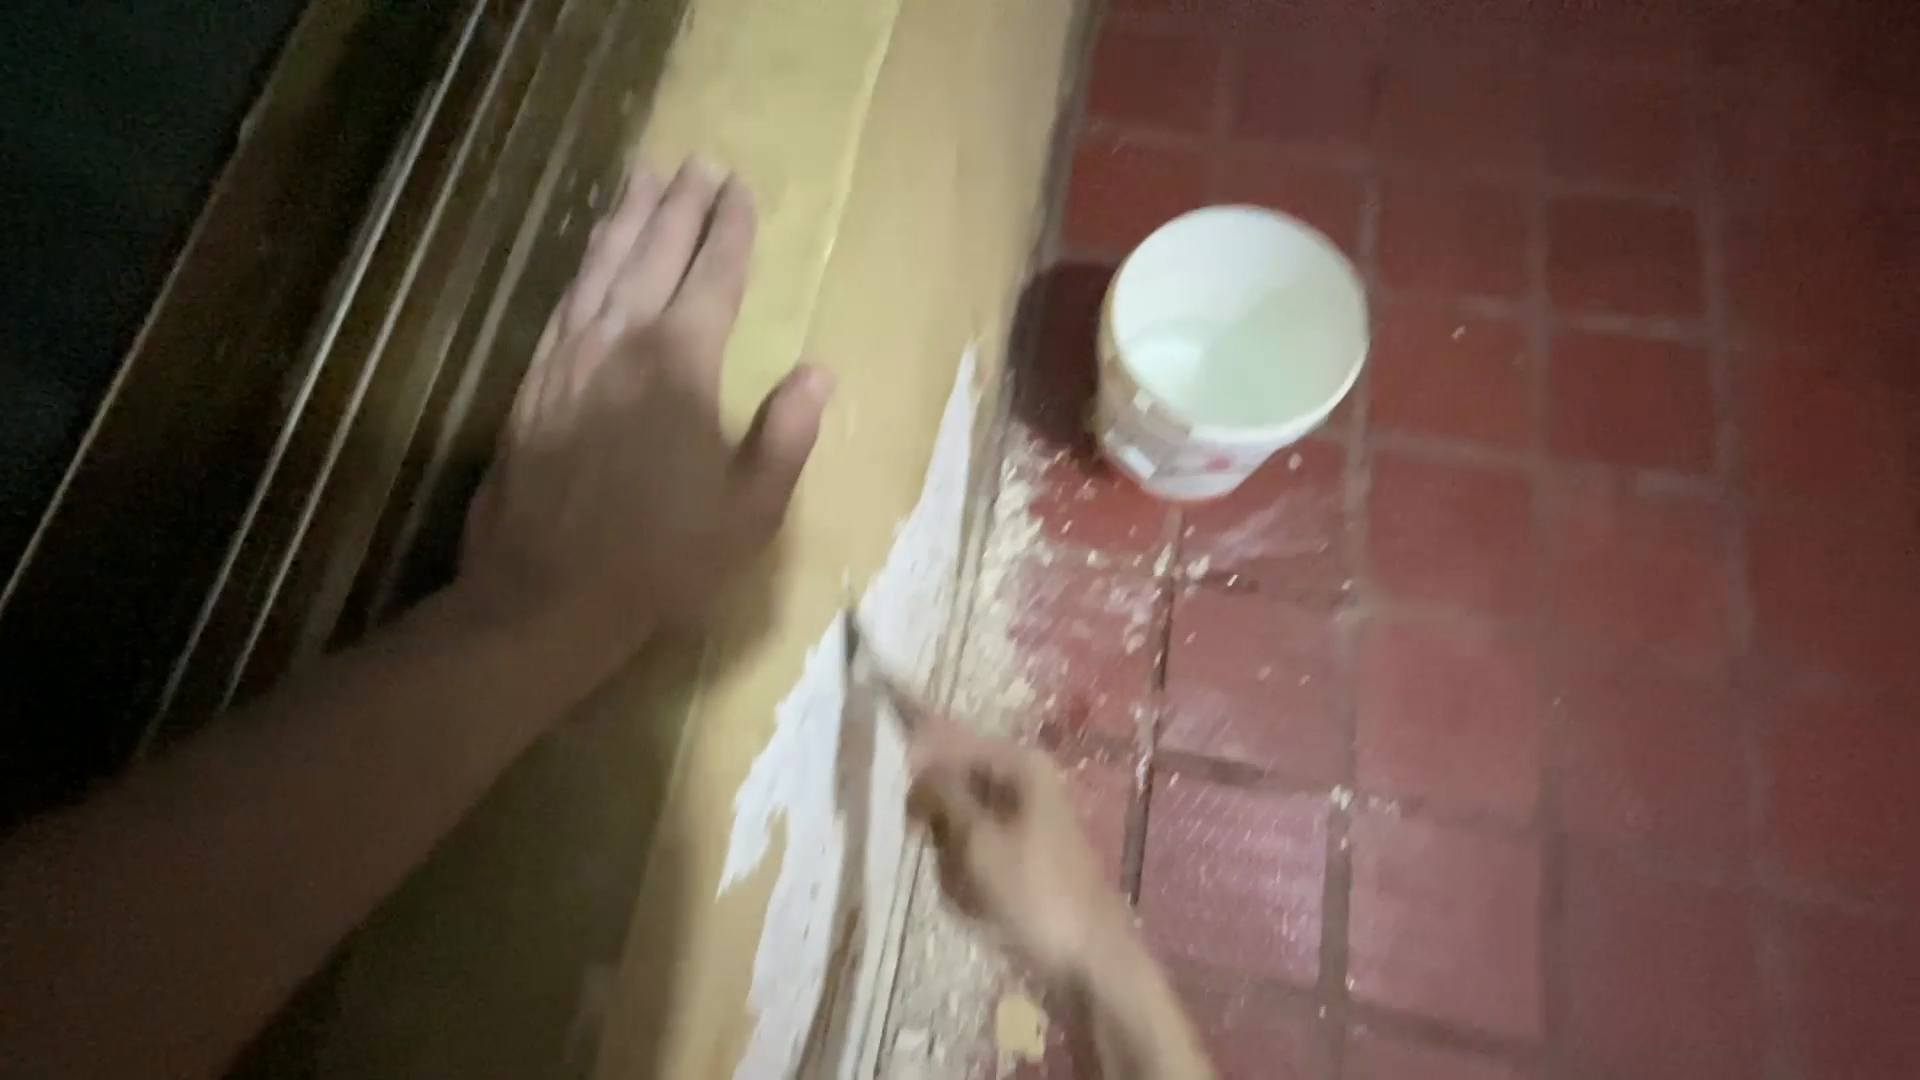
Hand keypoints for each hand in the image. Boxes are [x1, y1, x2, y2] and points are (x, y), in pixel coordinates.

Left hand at [460, 158, 831, 649]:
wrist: (550, 593)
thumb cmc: (667, 556)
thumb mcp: (752, 508)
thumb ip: (787, 434)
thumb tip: (818, 373)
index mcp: (679, 367)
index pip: (712, 279)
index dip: (729, 232)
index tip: (740, 190)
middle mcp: (619, 344)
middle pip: (652, 254)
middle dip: (680, 206)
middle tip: (698, 163)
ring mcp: (567, 358)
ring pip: (600, 267)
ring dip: (627, 218)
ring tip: (644, 178)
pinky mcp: (534, 382)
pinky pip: (566, 302)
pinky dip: (587, 266)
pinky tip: (594, 259)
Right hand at [907, 724, 1129, 980]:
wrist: (1089, 962)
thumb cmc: (1034, 893)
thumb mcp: (978, 840)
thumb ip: (943, 793)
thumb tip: (915, 749)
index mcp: (1020, 765)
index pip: (953, 741)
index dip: (922, 762)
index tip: (906, 801)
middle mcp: (1023, 782)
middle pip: (953, 785)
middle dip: (940, 824)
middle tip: (940, 854)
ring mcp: (1022, 820)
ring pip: (957, 824)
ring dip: (951, 858)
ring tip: (968, 890)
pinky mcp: (1019, 855)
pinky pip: (973, 855)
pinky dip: (966, 878)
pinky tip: (978, 906)